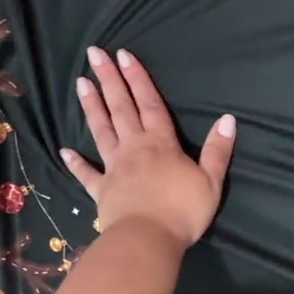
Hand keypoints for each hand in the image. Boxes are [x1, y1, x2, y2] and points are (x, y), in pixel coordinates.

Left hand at [61, 46, 234, 248]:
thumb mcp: (211, 182)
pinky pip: (87, 174)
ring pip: (102, 131)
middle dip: (110, 81)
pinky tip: (64, 150)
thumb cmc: (183, 211)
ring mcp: (114, 168)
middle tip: (95, 55)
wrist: (149, 239)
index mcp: (162, 145)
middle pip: (121, 109)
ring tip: (81, 83)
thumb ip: (217, 151)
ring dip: (92, 107)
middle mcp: (134, 149)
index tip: (124, 55)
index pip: (150, 105)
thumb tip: (228, 120)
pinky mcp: (102, 190)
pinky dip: (75, 163)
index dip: (139, 79)